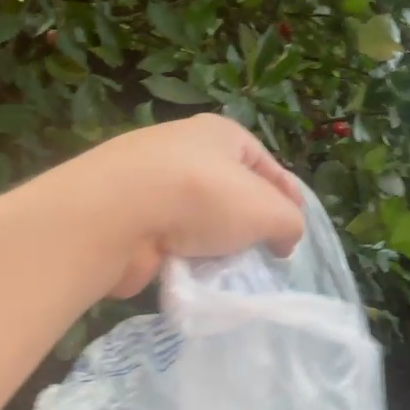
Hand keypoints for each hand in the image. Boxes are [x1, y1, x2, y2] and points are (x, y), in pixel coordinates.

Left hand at [47, 114, 305, 296]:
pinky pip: (166, 239)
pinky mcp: (125, 216)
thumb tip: (282, 238)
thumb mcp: (269, 210)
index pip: (264, 162)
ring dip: (212, 243)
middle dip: (247, 222)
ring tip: (228, 270)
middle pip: (229, 190)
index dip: (286, 194)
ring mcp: (148, 182)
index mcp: (219, 133)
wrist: (114, 215)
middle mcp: (182, 150)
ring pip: (196, 218)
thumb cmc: (202, 197)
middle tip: (264, 253)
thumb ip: (288, 223)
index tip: (295, 229)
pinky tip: (191, 275)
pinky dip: (180, 258)